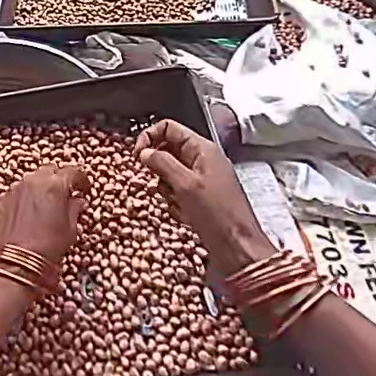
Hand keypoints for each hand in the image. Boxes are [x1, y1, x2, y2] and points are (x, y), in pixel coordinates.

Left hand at [0, 164, 89, 289]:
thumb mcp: (70, 229)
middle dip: (59, 180)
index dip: (81, 180)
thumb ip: (74, 209)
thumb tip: (77, 201)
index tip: (84, 189)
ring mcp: (15, 189)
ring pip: (32, 180)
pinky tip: (29, 213)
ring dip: (41, 188)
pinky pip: (17, 192)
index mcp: (55, 185)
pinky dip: (25, 198)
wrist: (15, 263)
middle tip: (65, 195)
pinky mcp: (2, 200)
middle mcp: (33, 181)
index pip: (72, 172)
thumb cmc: (47, 248)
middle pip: (50, 171)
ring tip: (47, 204)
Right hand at [134, 119, 273, 274]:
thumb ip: (162, 163)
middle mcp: (203, 160)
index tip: (137, 154)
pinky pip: (176, 189)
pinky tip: (179, 211)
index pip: (168, 128)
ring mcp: (202, 179)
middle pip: (168, 148)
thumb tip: (144, 152)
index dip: (149, 137)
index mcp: (203, 149)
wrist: (239, 248)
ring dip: (163, 184)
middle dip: (155, 163)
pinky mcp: (200, 197)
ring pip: (169, 171)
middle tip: (150, 178)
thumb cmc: (218, 215)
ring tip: (172, 199)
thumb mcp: (185, 184)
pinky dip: (172, 198)